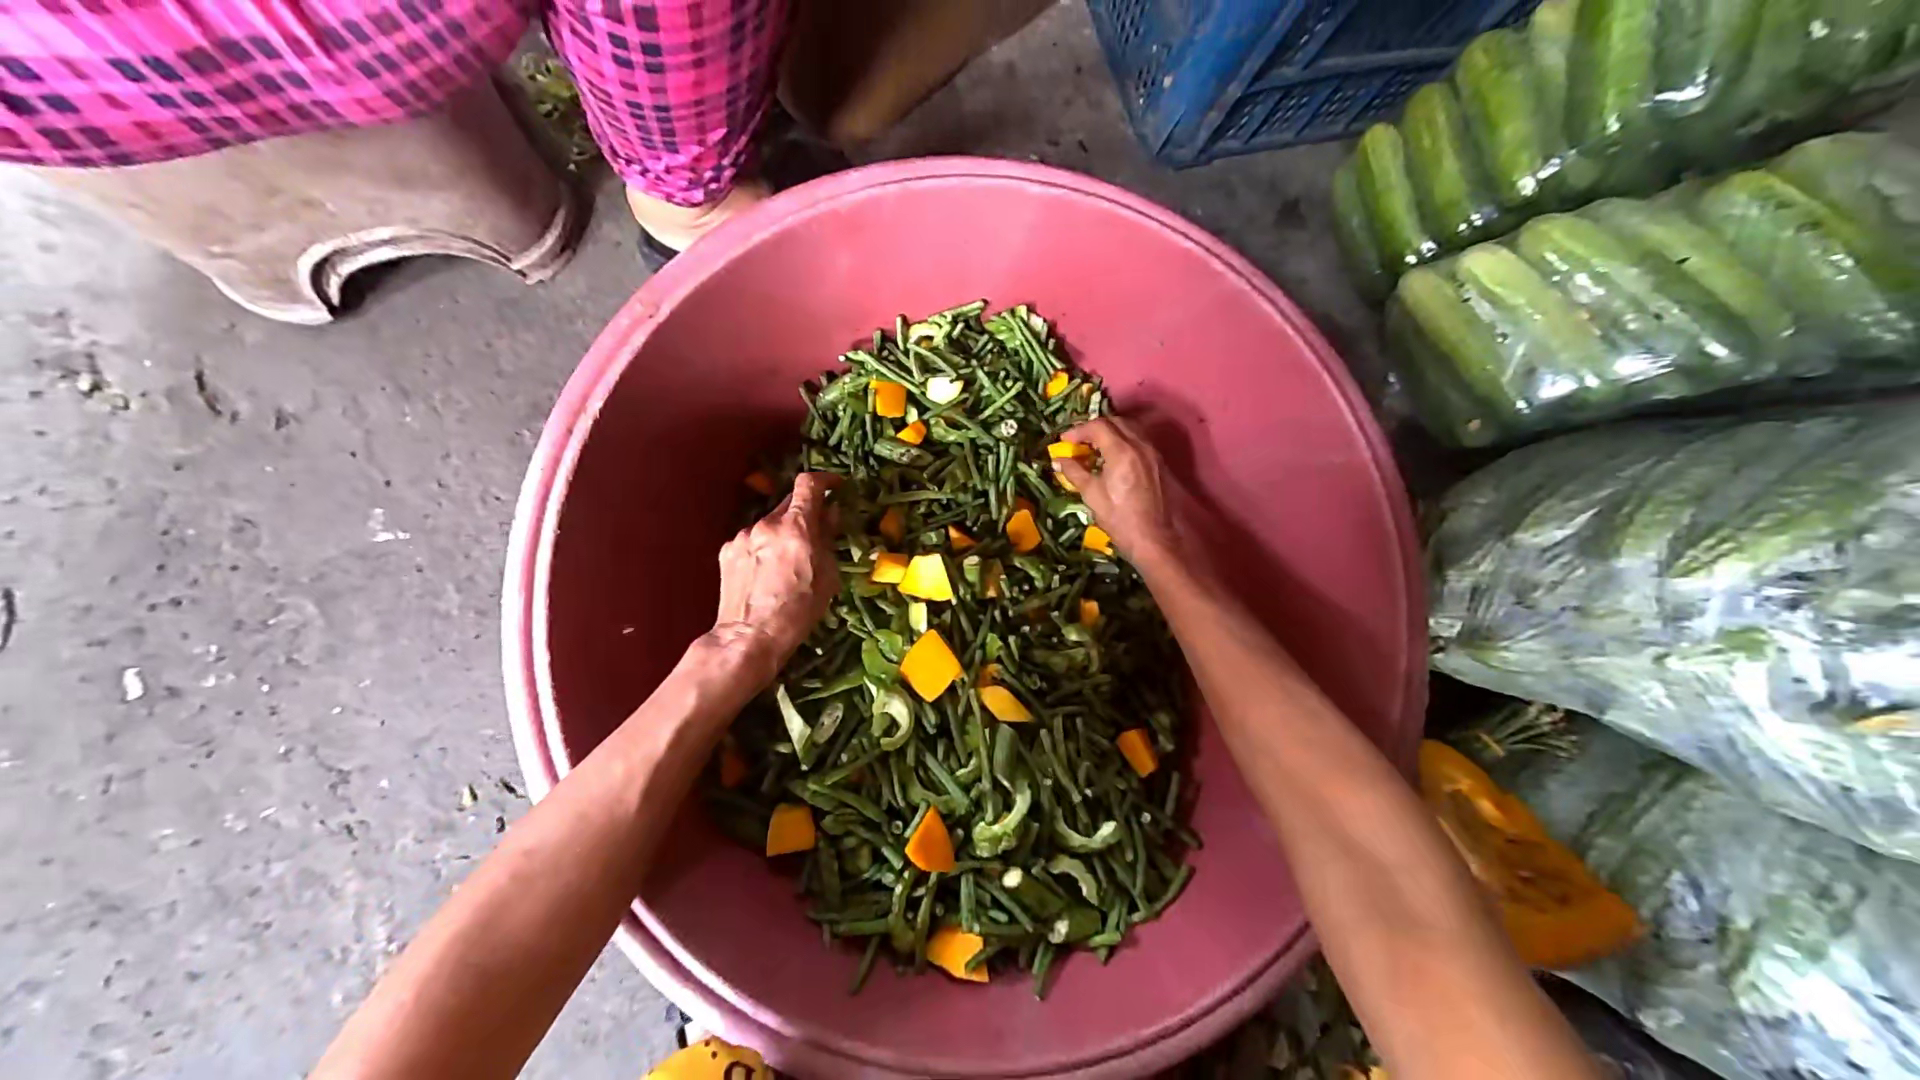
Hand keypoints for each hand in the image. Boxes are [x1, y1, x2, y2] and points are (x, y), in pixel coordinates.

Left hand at [710, 472, 841, 681]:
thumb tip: (830, 514)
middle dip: (805, 514)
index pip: (809, 484)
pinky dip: (763, 547)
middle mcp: (766, 524)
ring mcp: (743, 536)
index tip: (835, 487)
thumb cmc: (798, 611)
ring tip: (788, 562)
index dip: (825, 480)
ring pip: (770, 524)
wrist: (749, 637)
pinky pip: (752, 540)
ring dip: (783, 533)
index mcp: (796, 527)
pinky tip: (766, 573)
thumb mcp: (827, 576)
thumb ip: (827, 539)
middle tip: (816, 534)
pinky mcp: (727, 551)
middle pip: (789, 504)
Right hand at [1052, 417, 1188, 566]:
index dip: (1078, 430)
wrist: (1157, 540)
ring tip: (1095, 449)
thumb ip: (1075, 473)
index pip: (1098, 426)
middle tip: (1078, 443)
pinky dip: (1123, 441)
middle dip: (1094, 428)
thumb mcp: (1092, 496)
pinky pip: (1139, 441)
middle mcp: (1140, 445)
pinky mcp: (1159, 463)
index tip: (1064, 442)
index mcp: (1122, 451)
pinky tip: (1113, 460)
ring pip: (1130, 429)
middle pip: (1115, 422)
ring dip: (1110, 433)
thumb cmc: (1121, 521)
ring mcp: (1153, 453)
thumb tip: (1059, 460)